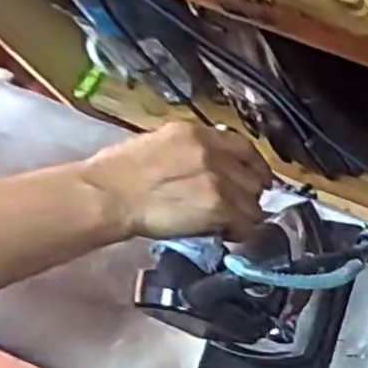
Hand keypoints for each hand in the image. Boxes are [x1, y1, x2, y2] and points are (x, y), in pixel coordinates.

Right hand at [80, 123, 270, 241]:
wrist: (110, 195)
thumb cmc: (125, 172)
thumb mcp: (162, 144)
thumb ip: (196, 151)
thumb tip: (222, 164)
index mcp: (197, 134)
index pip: (246, 147)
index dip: (256, 167)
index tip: (256, 179)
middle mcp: (213, 154)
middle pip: (255, 180)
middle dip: (249, 196)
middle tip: (236, 207)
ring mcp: (219, 181)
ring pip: (255, 206)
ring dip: (245, 218)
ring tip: (227, 222)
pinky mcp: (221, 208)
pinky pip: (248, 226)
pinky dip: (240, 233)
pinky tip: (225, 233)